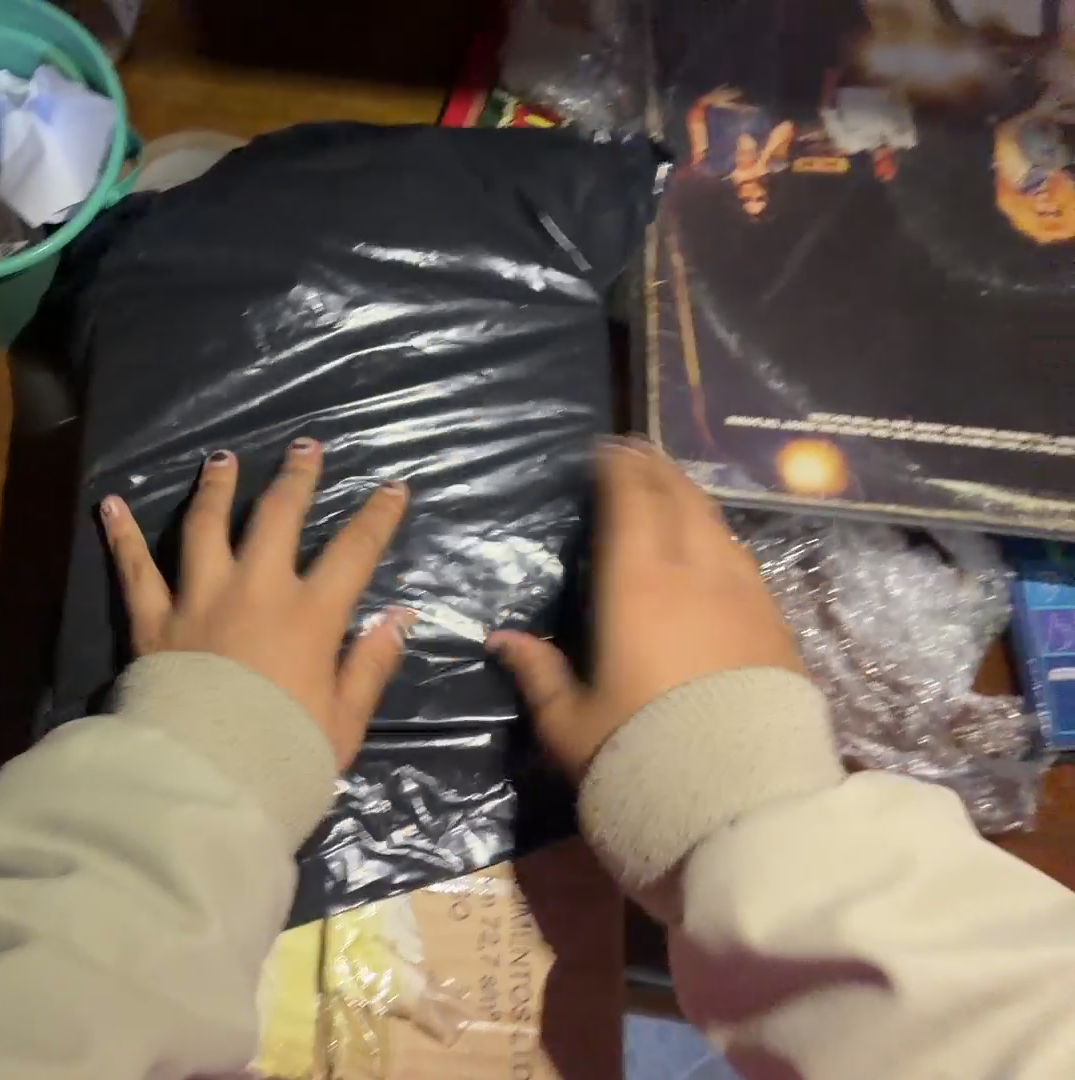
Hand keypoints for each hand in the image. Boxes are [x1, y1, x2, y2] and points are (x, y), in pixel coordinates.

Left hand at [100, 437, 414, 767]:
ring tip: (222, 459)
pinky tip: (108, 503)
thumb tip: (399, 615)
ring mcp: (198, 597)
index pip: (354, 552)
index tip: (392, 487)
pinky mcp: (152, 616)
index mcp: (308, 616)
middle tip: (304, 446)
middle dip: (295, 478)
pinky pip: (134, 567)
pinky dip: (120, 534)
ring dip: (216, 488)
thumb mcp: (343, 720)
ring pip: (206, 526)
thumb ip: (371, 664)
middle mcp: (254, 590)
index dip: (377, 517)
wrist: (207, 779)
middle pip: (277, 518)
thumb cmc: (282, 755)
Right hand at [488, 438, 801, 782]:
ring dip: (690, 498)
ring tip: (670, 486)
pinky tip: (710, 544)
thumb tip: (498, 638)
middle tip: (636, 450)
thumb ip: (534, 670)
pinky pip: (740, 559)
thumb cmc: (638, 750)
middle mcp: (695, 578)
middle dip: (657, 470)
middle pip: (680, 503)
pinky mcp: (773, 626)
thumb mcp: (568, 718)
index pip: (632, 507)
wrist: (745, 802)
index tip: (605, 448)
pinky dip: (717, 535)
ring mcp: (743, 600)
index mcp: (637, 589)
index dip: (619, 472)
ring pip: (717, 526)